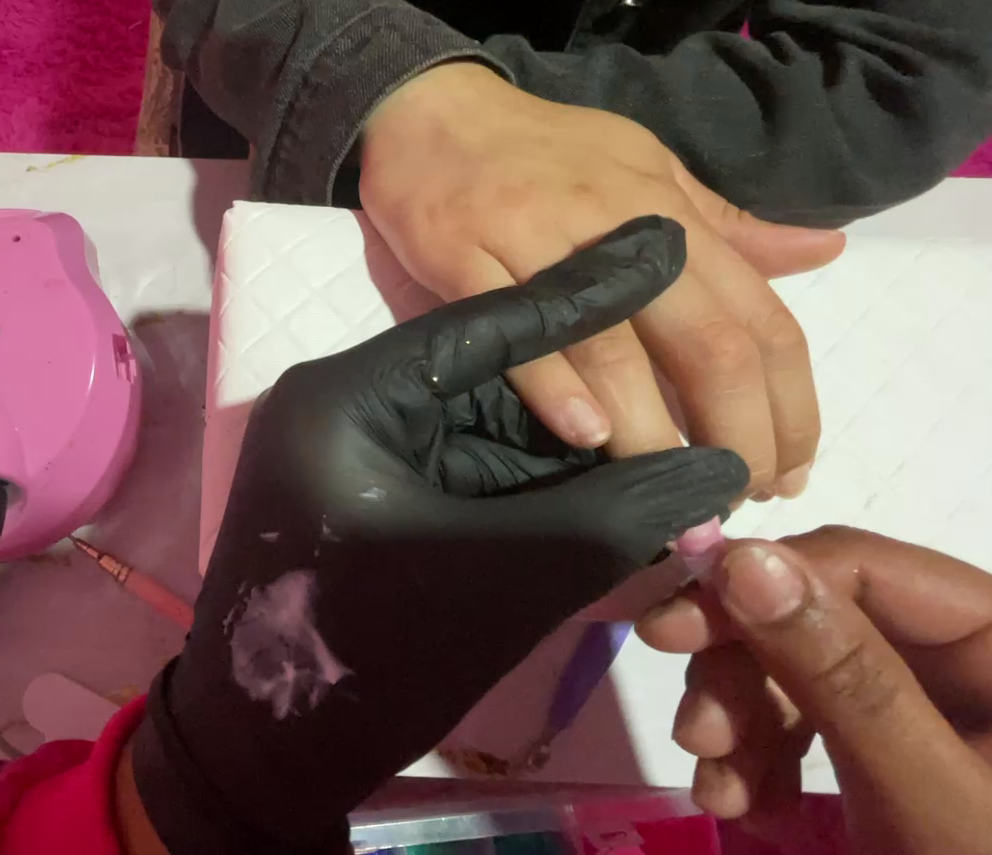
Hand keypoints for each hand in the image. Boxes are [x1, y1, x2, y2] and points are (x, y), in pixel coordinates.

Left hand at [129, 218, 749, 851]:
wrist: (271, 747)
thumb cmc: (365, 655)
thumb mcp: (494, 577)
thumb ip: (607, 516)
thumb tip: (720, 473)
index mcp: (346, 396)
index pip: (477, 323)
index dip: (579, 292)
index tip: (663, 244)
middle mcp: (348, 404)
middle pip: (487, 377)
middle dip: (591, 397)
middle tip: (697, 379)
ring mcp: (361, 449)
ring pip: (485, 429)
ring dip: (573, 452)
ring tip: (678, 447)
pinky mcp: (380, 493)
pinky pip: (469, 470)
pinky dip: (537, 486)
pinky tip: (616, 492)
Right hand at [360, 62, 843, 497]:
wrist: (430, 111)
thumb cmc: (539, 145)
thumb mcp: (643, 165)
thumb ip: (720, 220)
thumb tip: (819, 255)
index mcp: (664, 208)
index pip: (757, 314)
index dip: (789, 401)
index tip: (791, 466)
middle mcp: (612, 226)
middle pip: (702, 340)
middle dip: (734, 432)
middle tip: (734, 493)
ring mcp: (531, 240)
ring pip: (608, 345)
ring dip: (647, 427)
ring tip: (662, 487)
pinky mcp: (461, 254)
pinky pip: (511, 327)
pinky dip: (550, 382)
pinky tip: (581, 433)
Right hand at [637, 527, 991, 853]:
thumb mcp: (947, 819)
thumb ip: (848, 683)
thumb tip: (736, 555)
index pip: (870, 567)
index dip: (753, 582)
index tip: (666, 630)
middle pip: (826, 617)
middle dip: (745, 676)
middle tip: (690, 730)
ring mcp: (969, 697)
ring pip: (806, 663)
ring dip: (743, 720)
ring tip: (717, 787)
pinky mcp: (929, 736)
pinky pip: (821, 710)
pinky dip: (768, 750)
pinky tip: (745, 798)